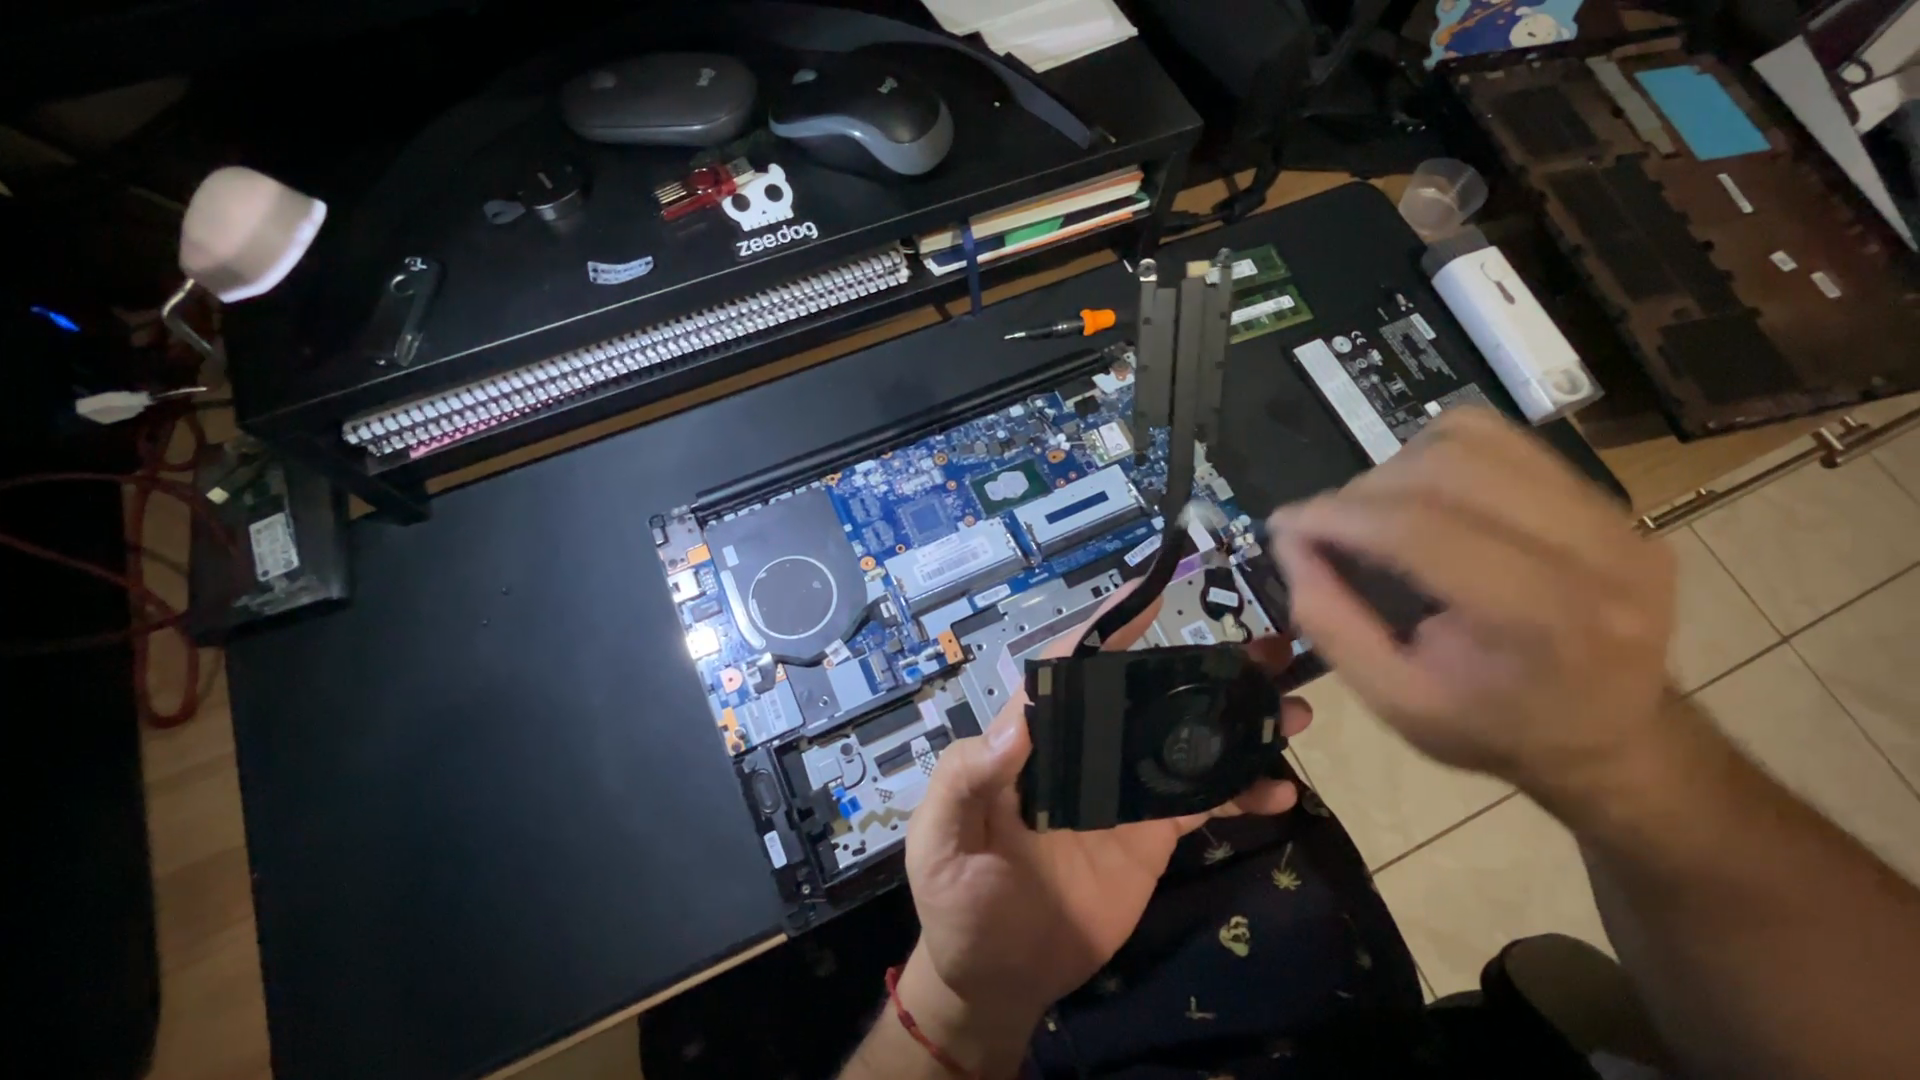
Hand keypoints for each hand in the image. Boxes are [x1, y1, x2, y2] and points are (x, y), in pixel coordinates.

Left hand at [904, 584, 1313, 1024]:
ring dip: (1235, 725)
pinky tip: (1280, 789)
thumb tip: (1017, 724)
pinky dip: (1240, 793)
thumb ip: (966, 777)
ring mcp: (1120, 795)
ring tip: (1292, 709)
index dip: (1108, 631)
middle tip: (1264, 650)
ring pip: (1181, 744)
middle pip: (1142, 698)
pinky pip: (1199, 806)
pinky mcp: (1149, 838)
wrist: (996, 976)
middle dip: (1200, 669)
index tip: (1153, 593)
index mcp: (1032, 743)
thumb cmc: (957, 901)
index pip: (1069, 672)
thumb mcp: (941, 837)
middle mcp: (1081, 756)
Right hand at [1266, 408, 1674, 800]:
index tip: (1284, 523)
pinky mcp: (1611, 500)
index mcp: (1541, 621)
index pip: (1421, 531)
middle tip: (1326, 527)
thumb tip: (1289, 539)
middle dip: (1362, 491)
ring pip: (1475, 440)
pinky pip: (1505, 442)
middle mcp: (1594, 552)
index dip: (1338, 516)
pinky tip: (1421, 496)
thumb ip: (1330, 621)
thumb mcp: (1393, 700)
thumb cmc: (1492, 727)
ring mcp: (1612, 517)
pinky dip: (1442, 455)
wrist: (1609, 736)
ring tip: (1374, 512)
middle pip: (1447, 470)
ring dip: (1398, 466)